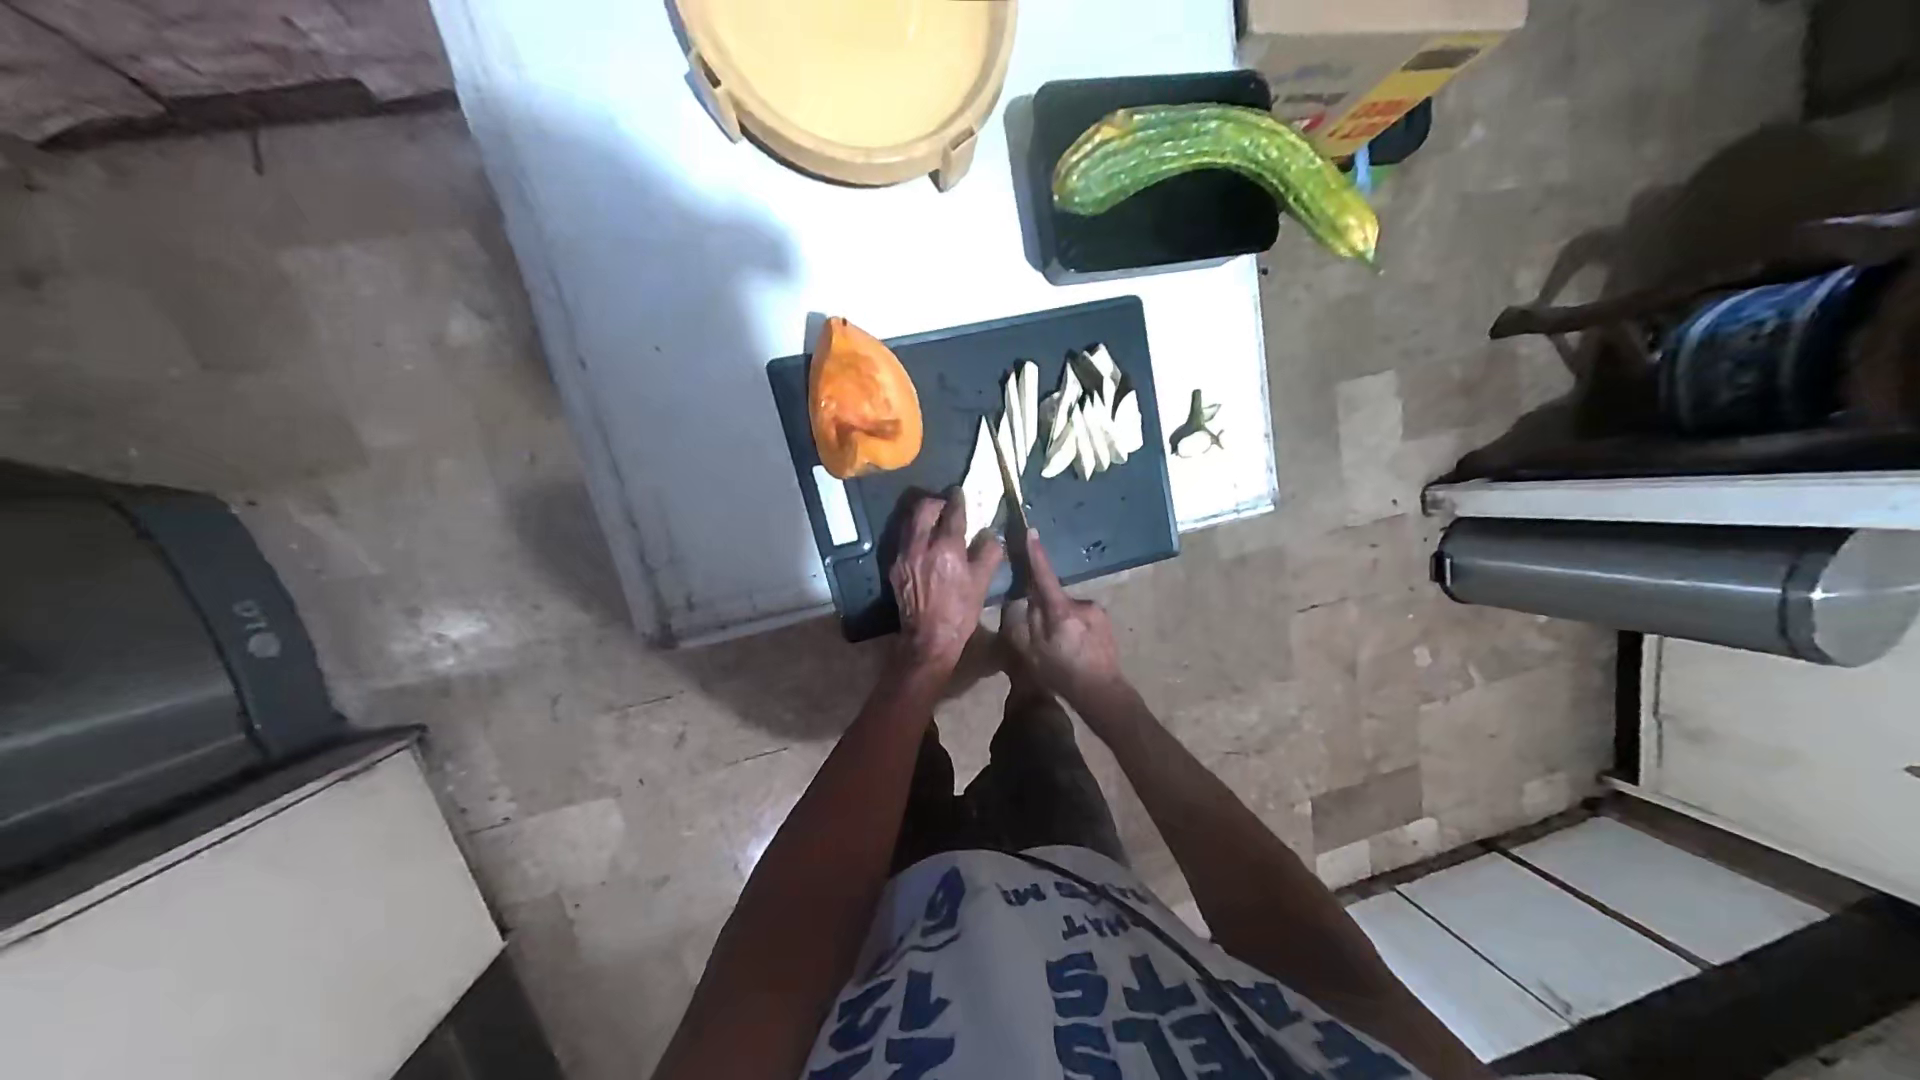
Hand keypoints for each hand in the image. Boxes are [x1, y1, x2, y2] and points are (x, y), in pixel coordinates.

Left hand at [890, 490, 1003, 672]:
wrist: (928, 638)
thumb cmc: (960, 611)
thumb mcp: (982, 582)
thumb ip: (988, 552)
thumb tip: (990, 533)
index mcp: (947, 548)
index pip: (952, 512)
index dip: (957, 499)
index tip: (959, 492)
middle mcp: (921, 546)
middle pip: (924, 508)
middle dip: (936, 501)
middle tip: (946, 504)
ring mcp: (904, 556)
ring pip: (910, 522)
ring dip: (923, 515)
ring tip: (934, 519)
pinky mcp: (895, 566)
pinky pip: (904, 539)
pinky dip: (915, 533)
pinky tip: (924, 542)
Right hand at [1002, 528, 1128, 712]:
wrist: (1103, 693)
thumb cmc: (1062, 674)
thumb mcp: (1031, 651)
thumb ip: (1026, 620)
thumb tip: (1027, 599)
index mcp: (1061, 610)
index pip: (1044, 575)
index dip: (1035, 553)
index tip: (1031, 531)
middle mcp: (1081, 604)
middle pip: (1054, 598)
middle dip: (1045, 609)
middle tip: (1041, 638)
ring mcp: (1097, 613)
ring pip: (1068, 610)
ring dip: (1061, 622)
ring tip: (1061, 651)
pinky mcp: (1106, 623)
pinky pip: (1081, 619)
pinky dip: (1073, 630)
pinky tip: (1074, 651)